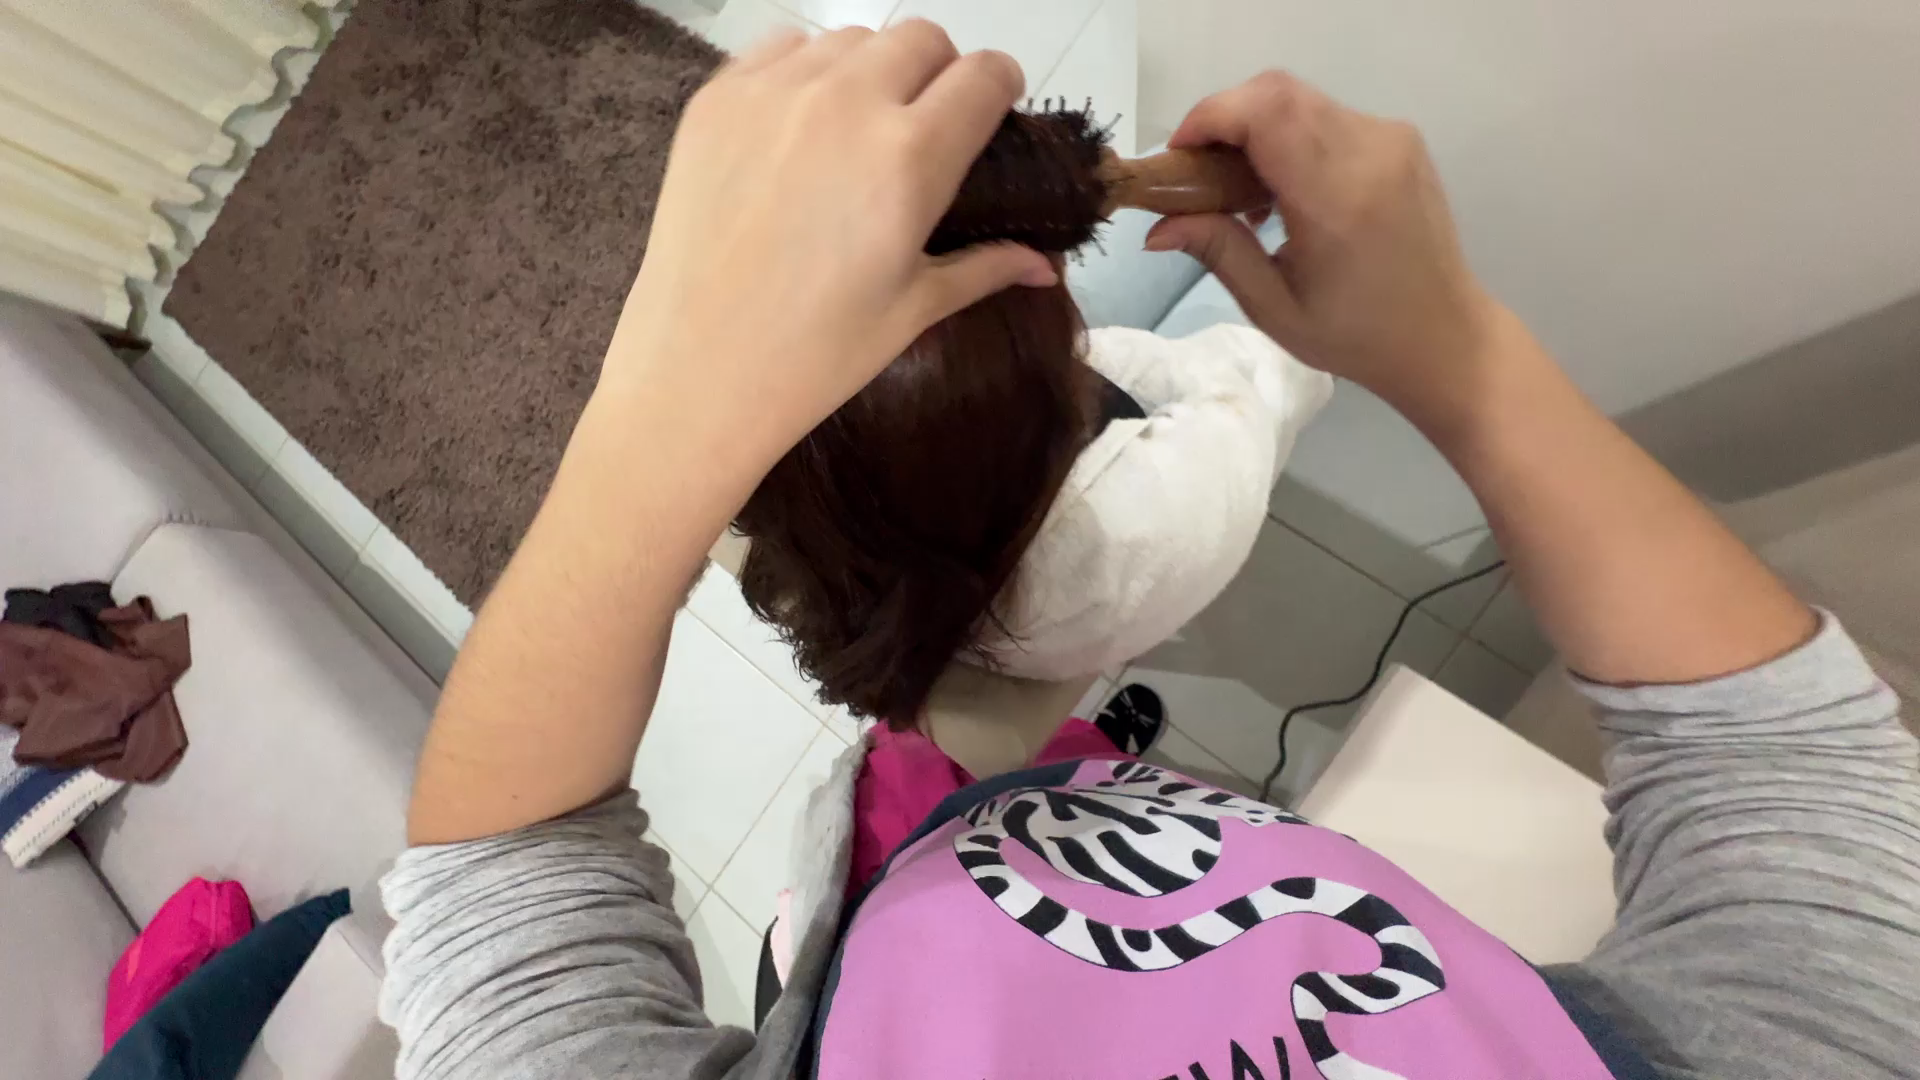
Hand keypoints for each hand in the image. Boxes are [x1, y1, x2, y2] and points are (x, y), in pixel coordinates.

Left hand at [603, 22, 1055, 456]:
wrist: (701, 370)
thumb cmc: (820, 356)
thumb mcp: (912, 310)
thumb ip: (985, 268)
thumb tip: (1046, 266)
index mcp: (910, 159)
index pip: (983, 78)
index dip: (1001, 87)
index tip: (995, 111)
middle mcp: (847, 102)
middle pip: (921, 39)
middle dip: (942, 74)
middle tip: (928, 130)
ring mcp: (774, 91)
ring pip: (851, 40)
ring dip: (875, 72)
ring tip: (861, 135)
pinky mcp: (717, 97)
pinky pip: (782, 49)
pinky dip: (809, 73)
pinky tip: (803, 132)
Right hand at [1145, 73, 1499, 409]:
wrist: (1440, 335)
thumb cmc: (1352, 336)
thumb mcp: (1272, 307)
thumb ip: (1218, 253)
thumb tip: (1156, 229)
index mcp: (1337, 197)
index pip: (1266, 112)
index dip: (1209, 118)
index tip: (1176, 160)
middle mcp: (1370, 149)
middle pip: (1278, 93)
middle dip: (1222, 125)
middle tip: (1196, 180)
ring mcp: (1390, 138)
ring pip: (1299, 101)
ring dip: (1251, 134)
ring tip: (1234, 195)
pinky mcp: (1397, 140)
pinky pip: (1324, 117)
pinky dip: (1283, 141)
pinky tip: (1275, 194)